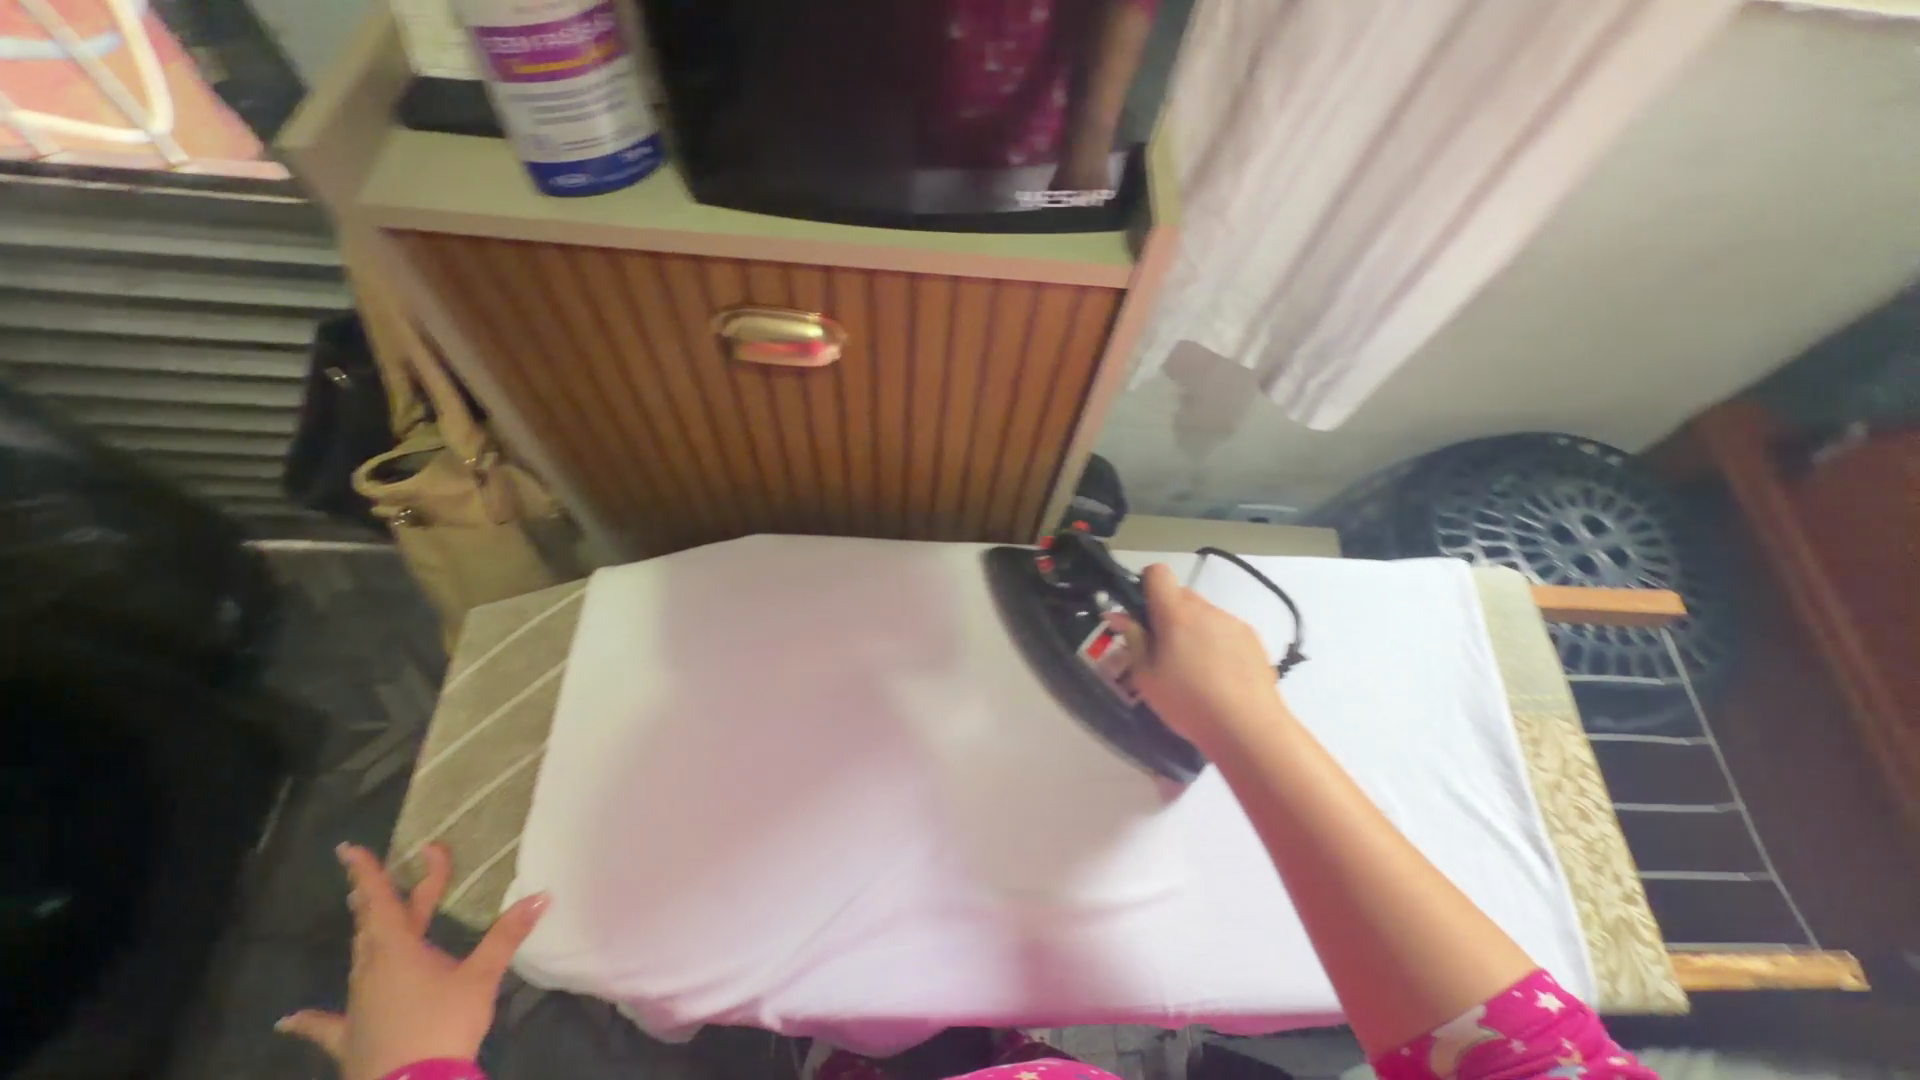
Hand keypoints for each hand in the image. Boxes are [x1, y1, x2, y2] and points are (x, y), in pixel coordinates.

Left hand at [276, 842, 548, 1079]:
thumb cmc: (443, 1024)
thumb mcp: (482, 977)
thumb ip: (508, 935)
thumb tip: (541, 895)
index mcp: (398, 950)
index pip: (382, 901)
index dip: (369, 873)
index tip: (349, 849)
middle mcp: (371, 970)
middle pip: (373, 924)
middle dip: (378, 895)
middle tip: (379, 873)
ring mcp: (357, 1005)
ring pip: (358, 958)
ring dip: (363, 933)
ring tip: (360, 913)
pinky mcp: (350, 1036)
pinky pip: (326, 1024)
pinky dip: (309, 1020)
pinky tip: (287, 1020)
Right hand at [1113, 563, 1290, 751]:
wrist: (1249, 729)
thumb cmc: (1188, 704)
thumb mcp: (1147, 678)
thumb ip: (1134, 640)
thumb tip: (1121, 617)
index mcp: (1176, 614)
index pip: (1157, 573)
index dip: (1145, 587)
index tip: (1142, 617)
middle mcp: (1206, 610)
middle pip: (1180, 595)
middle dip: (1167, 614)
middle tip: (1162, 650)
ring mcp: (1233, 622)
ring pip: (1204, 614)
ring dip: (1192, 629)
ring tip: (1194, 669)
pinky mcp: (1253, 639)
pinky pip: (1225, 629)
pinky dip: (1216, 643)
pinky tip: (1219, 676)